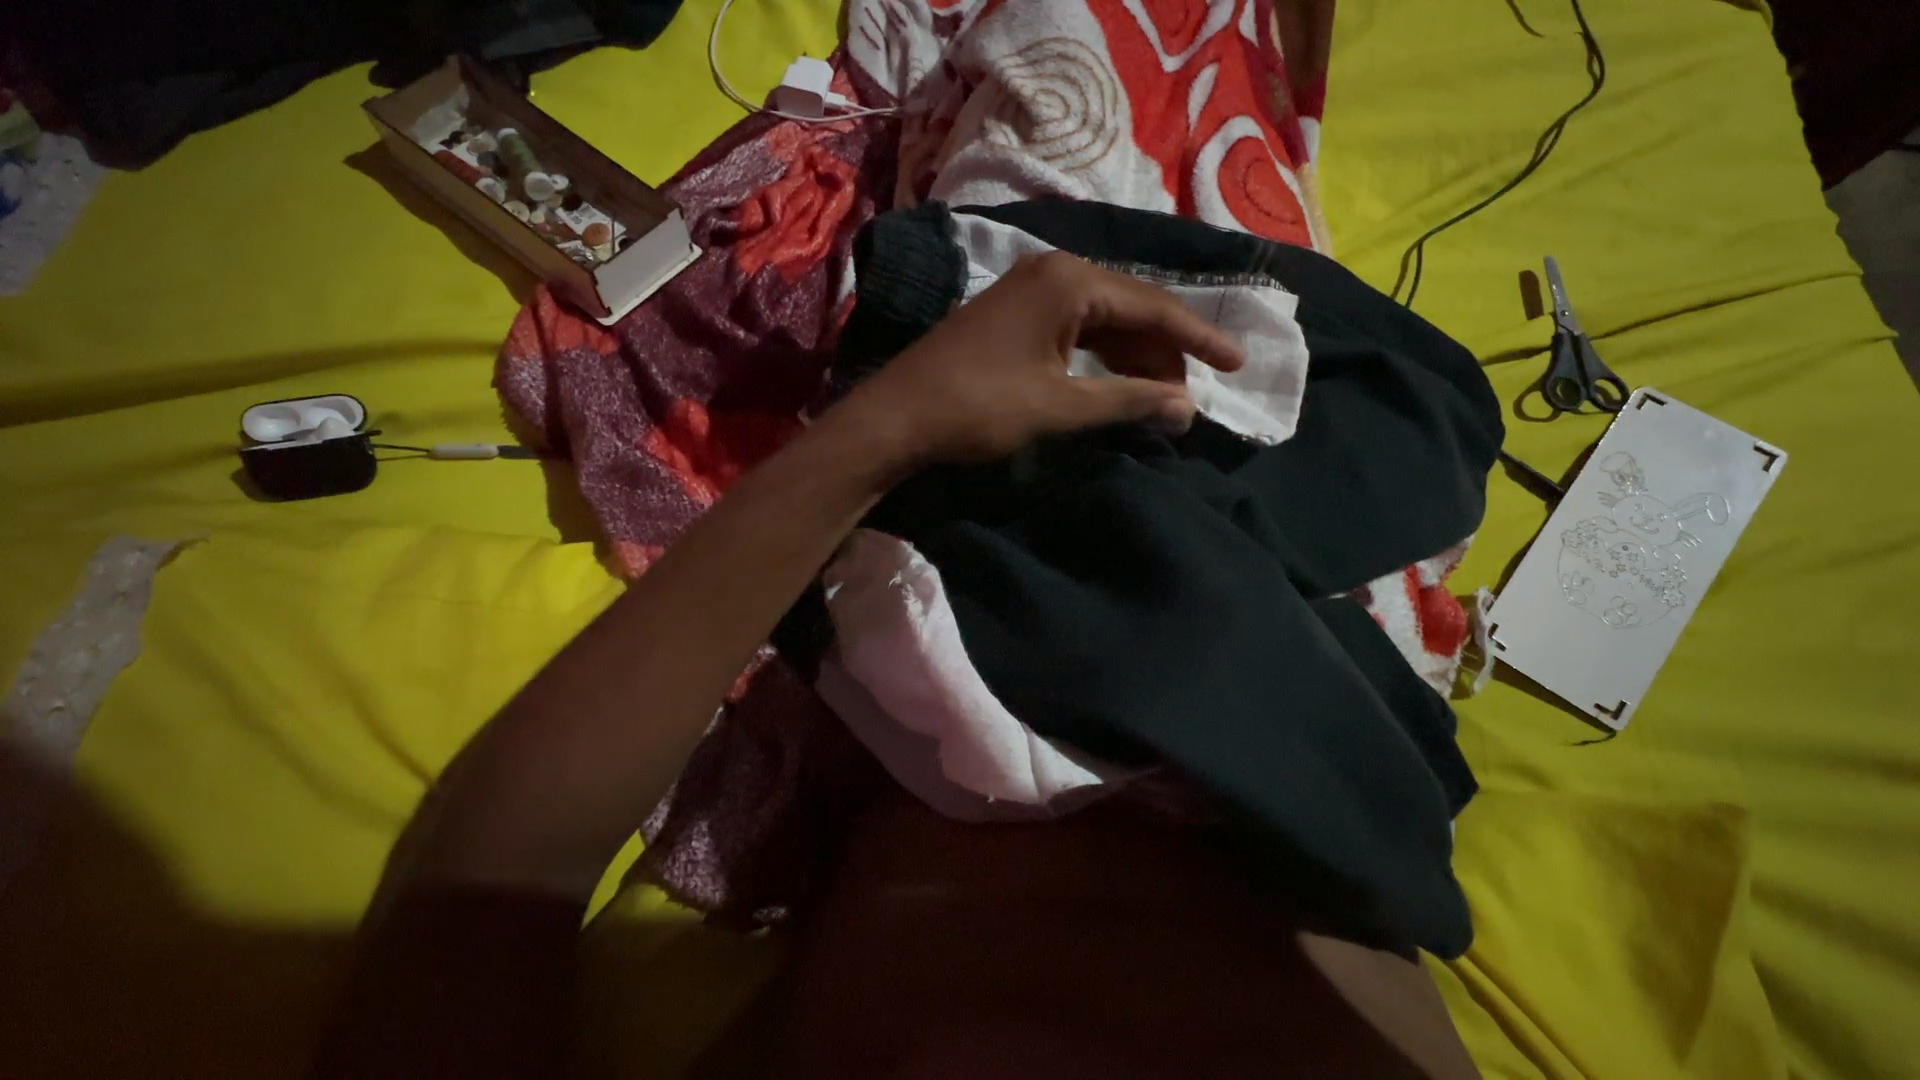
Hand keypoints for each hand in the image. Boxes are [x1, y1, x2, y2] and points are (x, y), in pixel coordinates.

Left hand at [835, 252, 1245, 468]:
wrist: (897, 416)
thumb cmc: (979, 407)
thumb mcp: (1060, 407)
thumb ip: (1129, 402)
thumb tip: (1189, 409)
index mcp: (1070, 281)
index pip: (1154, 306)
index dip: (1199, 339)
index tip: (1238, 364)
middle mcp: (1054, 271)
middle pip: (1131, 309)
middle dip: (1164, 355)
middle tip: (1187, 400)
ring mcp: (1029, 291)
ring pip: (1103, 321)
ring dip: (1133, 360)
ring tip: (1157, 402)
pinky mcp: (1013, 315)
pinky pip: (1075, 329)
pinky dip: (1100, 360)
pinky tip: (1114, 388)